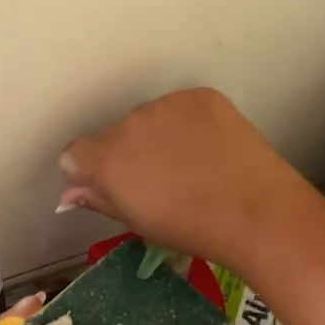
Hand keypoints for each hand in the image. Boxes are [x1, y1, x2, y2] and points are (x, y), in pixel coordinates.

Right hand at [58, 88, 324, 278]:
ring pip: (147, 121)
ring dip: (155, 139)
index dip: (85, 173)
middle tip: (155, 184)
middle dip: (123, 155)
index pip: (74, 154)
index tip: (107, 189)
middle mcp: (131, 123)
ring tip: (186, 168)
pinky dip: (185, 126)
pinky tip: (206, 151)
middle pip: (112, 136)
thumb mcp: (138, 223)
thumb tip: (70, 194)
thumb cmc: (189, 229)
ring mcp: (167, 105)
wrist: (254, 211)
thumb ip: (99, 200)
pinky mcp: (200, 96)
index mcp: (108, 160)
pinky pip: (179, 109)